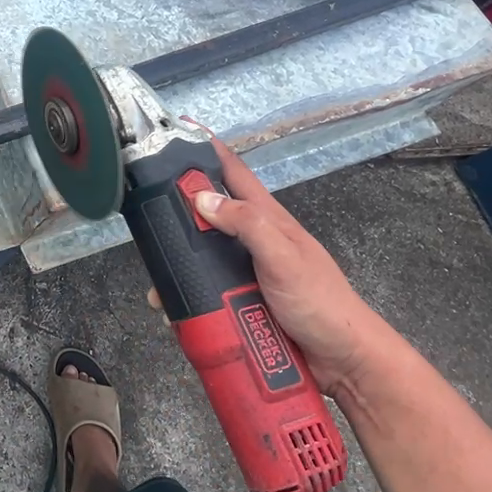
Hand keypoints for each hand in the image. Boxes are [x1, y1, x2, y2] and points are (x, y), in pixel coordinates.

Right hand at [160, 138, 396, 395]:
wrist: (346, 364)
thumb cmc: (321, 303)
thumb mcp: (284, 257)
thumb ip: (247, 224)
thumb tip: (200, 197)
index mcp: (267, 218)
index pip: (233, 171)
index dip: (207, 147)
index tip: (179, 127)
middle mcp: (253, 239)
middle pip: (206, 215)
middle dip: (176, 214)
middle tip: (145, 217)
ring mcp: (246, 271)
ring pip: (200, 259)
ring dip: (177, 268)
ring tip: (155, 288)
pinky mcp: (240, 301)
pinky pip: (204, 292)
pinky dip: (186, 299)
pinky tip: (172, 311)